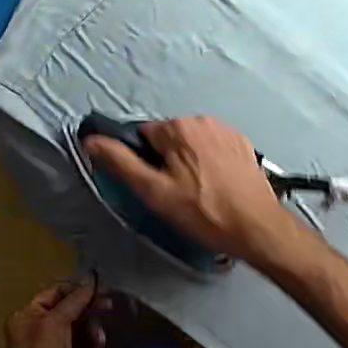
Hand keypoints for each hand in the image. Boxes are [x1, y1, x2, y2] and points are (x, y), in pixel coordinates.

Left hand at [5, 280, 99, 347]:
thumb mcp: (56, 326)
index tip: (100, 289)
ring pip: (77, 329)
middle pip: (67, 310)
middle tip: (109, 307)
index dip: (76, 290)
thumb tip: (90, 279)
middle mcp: (34, 332)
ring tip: (100, 342)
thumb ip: (73, 301)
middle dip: (87, 309)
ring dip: (91, 331)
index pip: (54, 293)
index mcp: (25, 318)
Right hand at [83, 115, 311, 270]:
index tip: (155, 185)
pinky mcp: (243, 144)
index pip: (143, 136)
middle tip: (176, 193)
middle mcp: (202, 120)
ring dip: (188, 161)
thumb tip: (91, 140)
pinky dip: (210, 162)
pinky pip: (213, 147)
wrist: (257, 228)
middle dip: (166, 161)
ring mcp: (226, 130)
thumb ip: (121, 163)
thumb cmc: (202, 212)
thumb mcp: (154, 192)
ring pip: (191, 143)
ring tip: (198, 192)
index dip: (144, 161)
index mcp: (177, 127)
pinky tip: (216, 186)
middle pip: (168, 138)